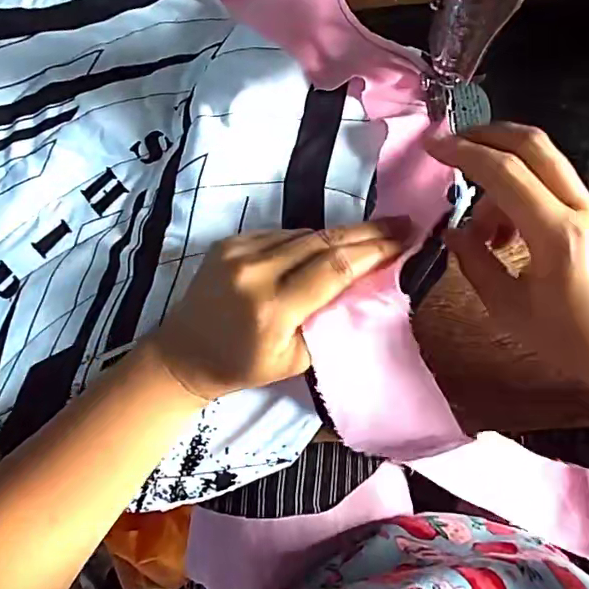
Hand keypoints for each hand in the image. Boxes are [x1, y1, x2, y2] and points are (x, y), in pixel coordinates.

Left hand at [149, 219, 411, 399]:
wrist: (184, 352)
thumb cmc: (242, 366)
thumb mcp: (295, 359)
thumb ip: (328, 321)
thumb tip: (363, 285)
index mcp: (272, 309)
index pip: (333, 269)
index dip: (372, 251)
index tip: (404, 240)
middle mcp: (254, 272)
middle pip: (322, 242)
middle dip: (367, 232)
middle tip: (402, 223)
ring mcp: (238, 252)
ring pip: (303, 234)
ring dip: (340, 234)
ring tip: (374, 233)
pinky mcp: (229, 242)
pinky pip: (280, 235)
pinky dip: (307, 239)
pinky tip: (328, 243)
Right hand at [426, 123, 588, 396]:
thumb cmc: (574, 341)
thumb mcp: (509, 309)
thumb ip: (475, 263)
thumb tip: (452, 233)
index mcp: (558, 235)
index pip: (505, 173)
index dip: (463, 153)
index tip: (432, 147)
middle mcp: (583, 210)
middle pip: (534, 145)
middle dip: (487, 135)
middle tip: (452, 144)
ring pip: (543, 165)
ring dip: (502, 177)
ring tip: (481, 229)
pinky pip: (554, 186)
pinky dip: (522, 192)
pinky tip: (507, 233)